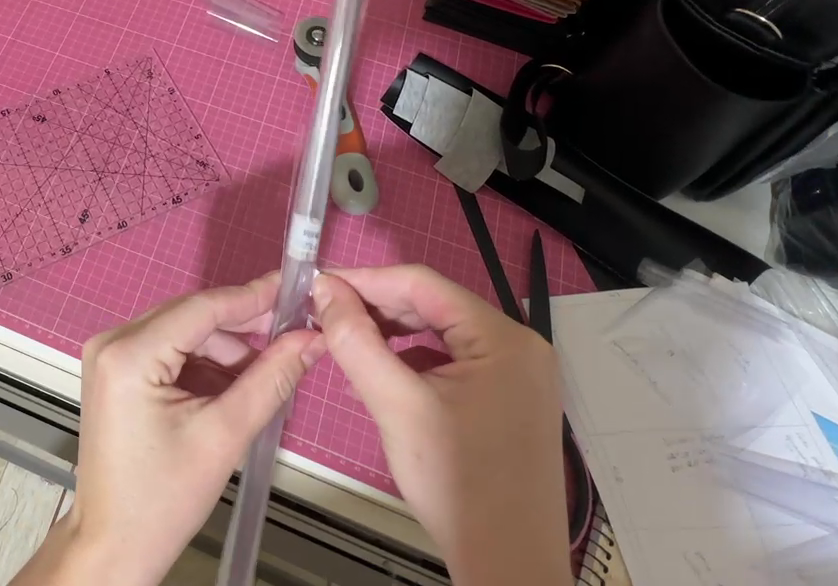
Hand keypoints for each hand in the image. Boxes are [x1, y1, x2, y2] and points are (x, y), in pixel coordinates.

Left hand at [15, 275, 325, 585]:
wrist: (114, 544)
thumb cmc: (162, 500)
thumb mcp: (225, 436)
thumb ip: (271, 379)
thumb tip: (308, 339)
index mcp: (129, 353)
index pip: (202, 308)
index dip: (253, 297)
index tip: (294, 288)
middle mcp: (112, 341)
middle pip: (192, 316)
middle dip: (243, 326)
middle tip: (293, 332)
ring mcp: (110, 353)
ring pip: (184, 331)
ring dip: (226, 348)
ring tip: (267, 370)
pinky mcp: (116, 369)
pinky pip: (169, 349)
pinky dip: (204, 362)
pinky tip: (235, 383)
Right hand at [313, 266, 569, 585]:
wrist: (508, 565)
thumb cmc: (456, 482)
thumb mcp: (395, 404)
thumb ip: (356, 340)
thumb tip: (324, 288)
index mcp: (503, 338)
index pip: (423, 284)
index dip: (366, 280)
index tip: (318, 287)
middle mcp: (518, 345)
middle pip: (434, 306)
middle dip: (378, 307)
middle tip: (326, 314)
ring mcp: (518, 373)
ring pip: (441, 332)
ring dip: (393, 333)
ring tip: (348, 340)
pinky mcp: (508, 397)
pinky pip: (453, 359)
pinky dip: (414, 358)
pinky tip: (383, 371)